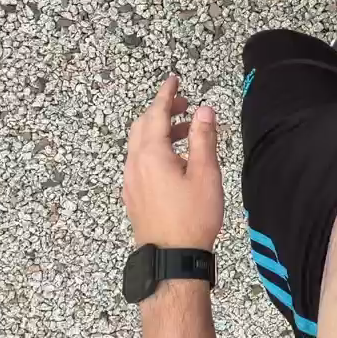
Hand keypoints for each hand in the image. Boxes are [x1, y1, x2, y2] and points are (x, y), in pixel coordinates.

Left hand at [123, 75, 222, 250]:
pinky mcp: (133, 196)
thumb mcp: (205, 173)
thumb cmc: (192, 217)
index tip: (173, 79)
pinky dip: (154, 149)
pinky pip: (139, 161)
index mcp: (152, 155)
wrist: (173, 258)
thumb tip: (204, 110)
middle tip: (183, 104)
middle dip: (161, 110)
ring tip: (187, 132)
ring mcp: (131, 182)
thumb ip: (203, 138)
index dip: (166, 94)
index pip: (156, 114)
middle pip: (142, 126)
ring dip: (159, 130)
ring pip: (139, 144)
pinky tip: (174, 160)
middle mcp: (135, 165)